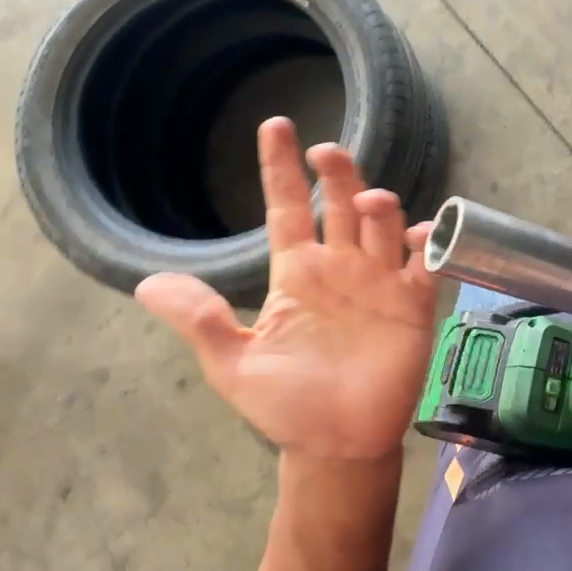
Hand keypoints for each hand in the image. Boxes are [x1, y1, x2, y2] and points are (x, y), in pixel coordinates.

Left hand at [136, 118, 436, 460]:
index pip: (287, 208)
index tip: (277, 126)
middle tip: (328, 152)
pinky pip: (423, 262)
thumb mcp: (234, 363)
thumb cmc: (287, 404)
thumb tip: (145, 283)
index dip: (281, 168)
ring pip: (382, 225)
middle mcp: (340, 267)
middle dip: (337, 173)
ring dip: (379, 206)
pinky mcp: (412, 302)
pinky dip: (426, 243)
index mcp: (298, 274)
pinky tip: (419, 236)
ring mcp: (379, 282)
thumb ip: (201, 319)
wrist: (335, 444)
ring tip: (371, 204)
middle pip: (340, 204)